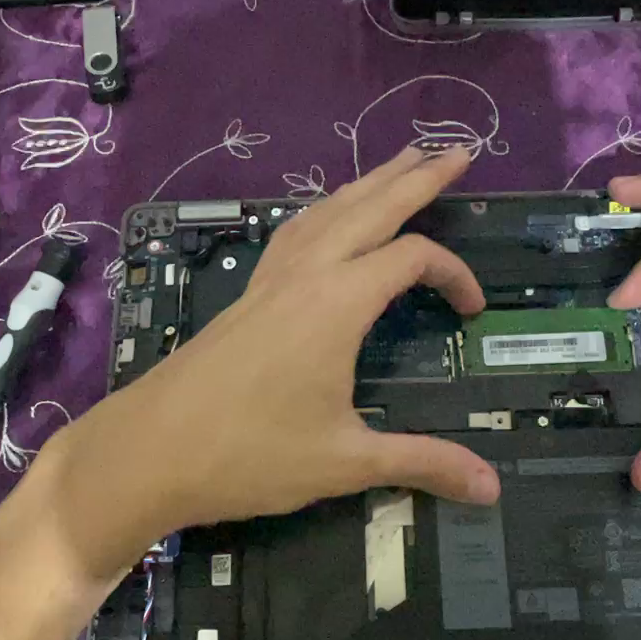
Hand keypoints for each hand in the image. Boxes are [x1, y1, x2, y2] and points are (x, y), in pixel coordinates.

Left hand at [36, 147, 500, 577]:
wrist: (148, 452)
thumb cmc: (248, 454)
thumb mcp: (345, 461)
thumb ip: (422, 463)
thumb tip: (493, 488)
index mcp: (336, 302)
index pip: (412, 260)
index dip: (453, 274)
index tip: (472, 309)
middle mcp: (305, 274)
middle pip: (370, 206)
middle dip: (417, 176)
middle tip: (458, 151)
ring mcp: (269, 280)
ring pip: (326, 211)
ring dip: (368, 184)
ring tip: (399, 166)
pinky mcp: (246, 295)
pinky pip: (294, 232)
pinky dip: (324, 212)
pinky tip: (326, 220)